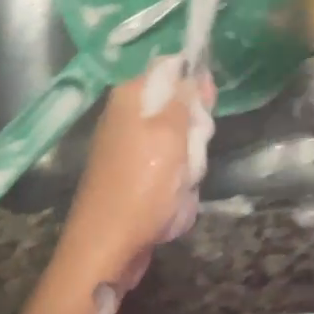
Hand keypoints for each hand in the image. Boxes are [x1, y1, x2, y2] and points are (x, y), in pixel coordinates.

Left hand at [40, 57, 214, 313]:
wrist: (106, 247)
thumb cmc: (141, 184)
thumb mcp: (171, 135)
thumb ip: (185, 98)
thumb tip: (193, 67)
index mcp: (130, 95)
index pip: (172, 69)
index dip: (194, 85)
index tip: (207, 109)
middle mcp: (126, 114)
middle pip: (178, 108)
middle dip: (192, 135)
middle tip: (188, 157)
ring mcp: (128, 146)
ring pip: (178, 143)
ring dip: (187, 167)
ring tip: (178, 188)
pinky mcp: (132, 175)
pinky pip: (167, 170)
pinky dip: (174, 187)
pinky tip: (170, 206)